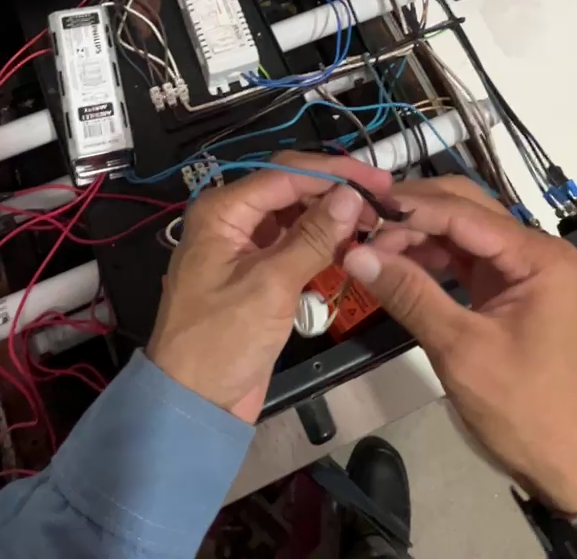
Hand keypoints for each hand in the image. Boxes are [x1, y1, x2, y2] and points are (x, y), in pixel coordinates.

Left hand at [146, 153, 389, 422]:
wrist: (194, 404)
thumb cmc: (221, 341)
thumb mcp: (270, 286)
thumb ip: (312, 238)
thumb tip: (350, 195)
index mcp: (221, 211)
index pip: (284, 174)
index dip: (333, 172)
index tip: (377, 179)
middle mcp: (231, 219)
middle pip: (289, 189)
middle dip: (334, 189)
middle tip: (382, 197)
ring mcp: (244, 245)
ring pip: (294, 215)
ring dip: (331, 215)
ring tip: (374, 218)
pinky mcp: (258, 271)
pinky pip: (293, 243)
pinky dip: (321, 241)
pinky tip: (351, 242)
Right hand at [341, 177, 576, 514]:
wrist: (575, 469)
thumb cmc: (527, 410)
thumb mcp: (462, 351)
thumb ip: (410, 294)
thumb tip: (355, 253)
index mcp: (537, 256)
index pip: (461, 211)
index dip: (408, 207)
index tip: (358, 210)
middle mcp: (533, 250)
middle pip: (463, 208)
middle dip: (411, 213)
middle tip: (360, 224)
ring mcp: (521, 269)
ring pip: (460, 230)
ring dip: (416, 234)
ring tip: (368, 245)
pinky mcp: (507, 289)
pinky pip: (463, 257)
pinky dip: (429, 258)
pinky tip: (394, 264)